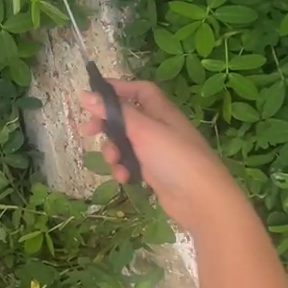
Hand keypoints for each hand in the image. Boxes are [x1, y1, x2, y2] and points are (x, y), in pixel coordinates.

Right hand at [79, 78, 251, 235]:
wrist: (202, 199)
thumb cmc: (173, 156)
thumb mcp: (141, 130)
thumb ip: (113, 111)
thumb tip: (85, 94)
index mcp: (161, 111)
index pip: (140, 90)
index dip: (118, 89)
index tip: (94, 96)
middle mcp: (160, 127)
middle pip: (127, 117)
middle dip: (107, 124)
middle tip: (89, 131)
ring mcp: (158, 150)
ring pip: (126, 142)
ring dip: (114, 150)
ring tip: (114, 161)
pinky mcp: (155, 171)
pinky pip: (132, 163)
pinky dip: (124, 168)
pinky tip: (124, 177)